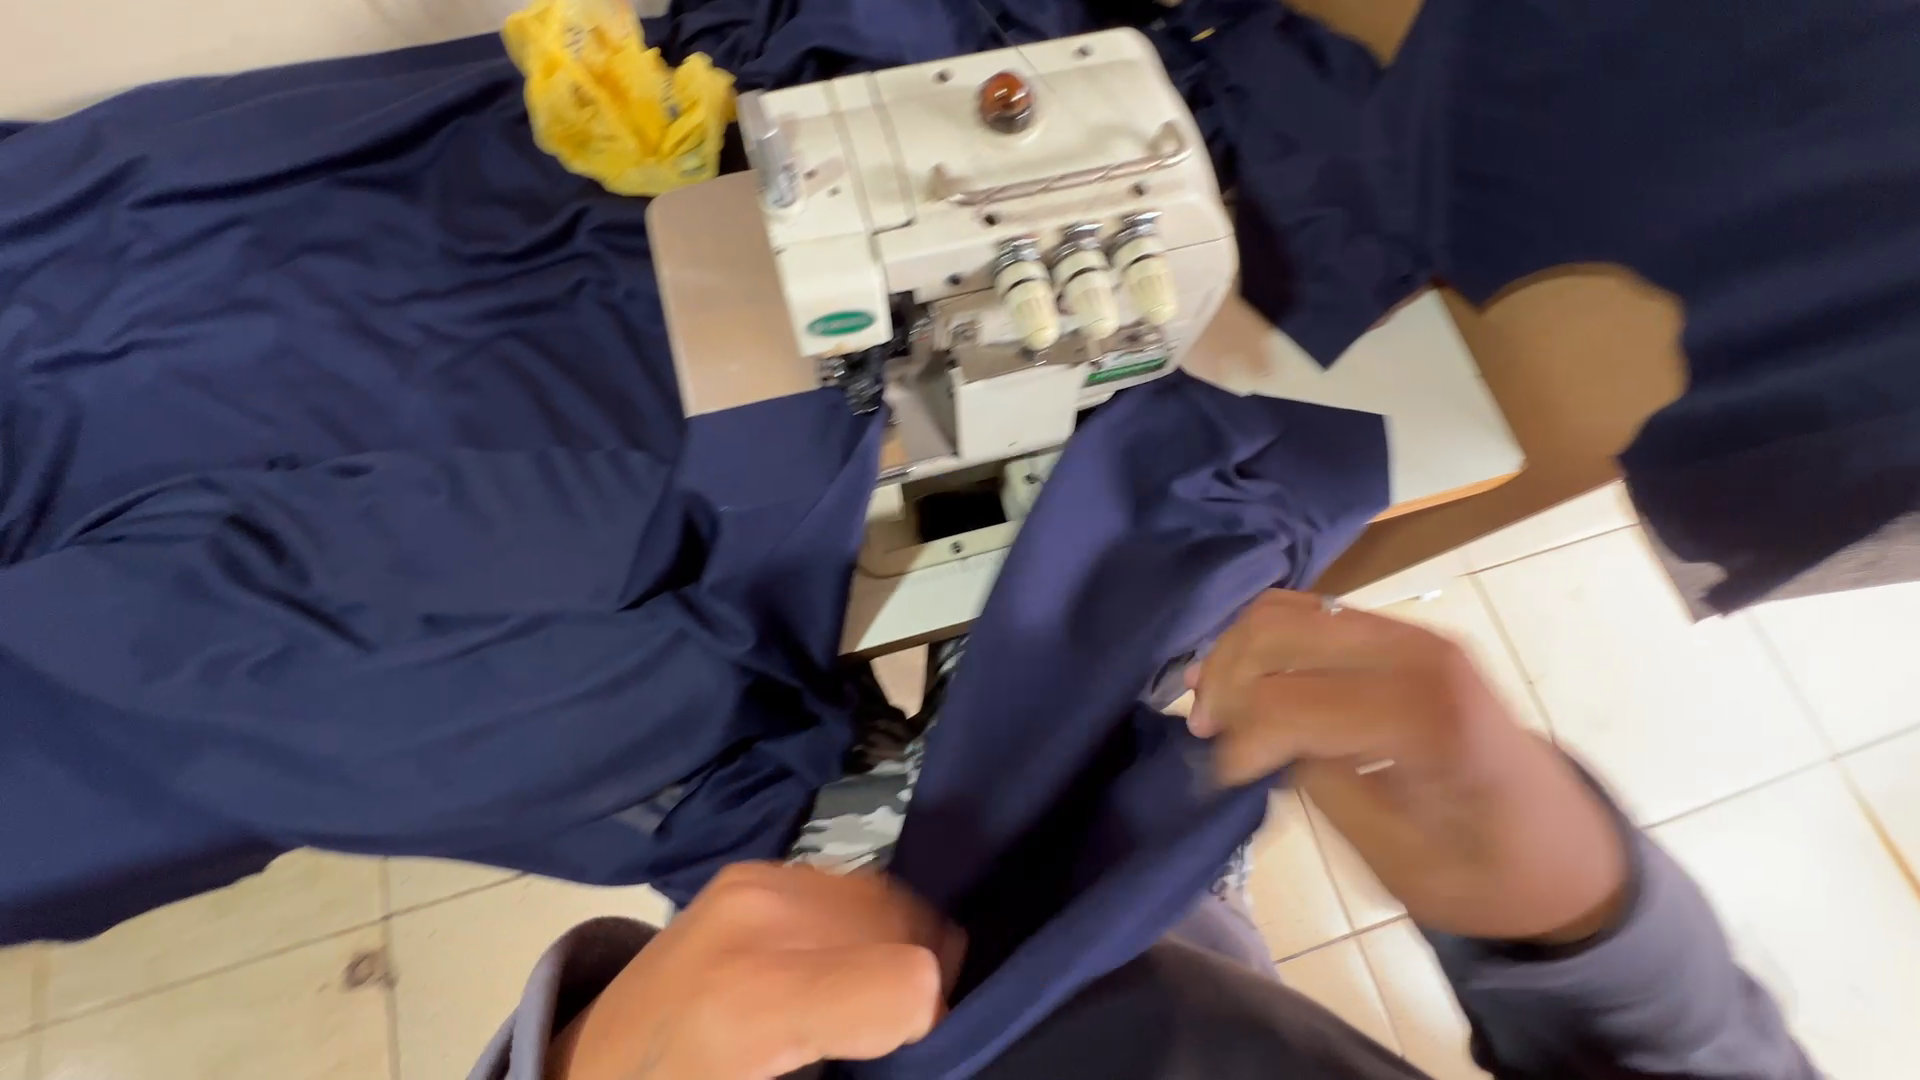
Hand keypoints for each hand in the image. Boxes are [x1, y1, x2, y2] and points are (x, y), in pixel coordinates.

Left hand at [548, 862, 964, 1079]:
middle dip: (917, 972)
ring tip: (862, 986)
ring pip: (880, 895)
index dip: (929, 1016)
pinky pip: (844, 883)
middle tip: (890, 1022)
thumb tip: (925, 1014)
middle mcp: (758, 918)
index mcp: (753, 1004)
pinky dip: (857, 922)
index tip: (912, 1044)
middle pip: (901, 924)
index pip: (904, 983)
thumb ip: (858, 1060)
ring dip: (890, 940)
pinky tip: (830, 957)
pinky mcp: (751, 869)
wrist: (591, 1067)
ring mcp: (753, 881)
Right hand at [1190, 590, 1627, 943]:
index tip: (1223, 778)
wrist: (1561, 848)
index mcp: (1429, 716)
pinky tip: (1239, 675)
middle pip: (1276, 636)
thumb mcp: (1400, 858)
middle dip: (1225, 683)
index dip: (1239, 739)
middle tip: (1202, 731)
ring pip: (1281, 612)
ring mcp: (1408, 632)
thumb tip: (1255, 739)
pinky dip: (1259, 639)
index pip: (1290, 702)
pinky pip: (1304, 611)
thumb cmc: (1486, 872)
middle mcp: (1417, 653)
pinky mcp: (1395, 631)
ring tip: (1213, 704)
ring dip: (1233, 654)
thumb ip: (1320, 784)